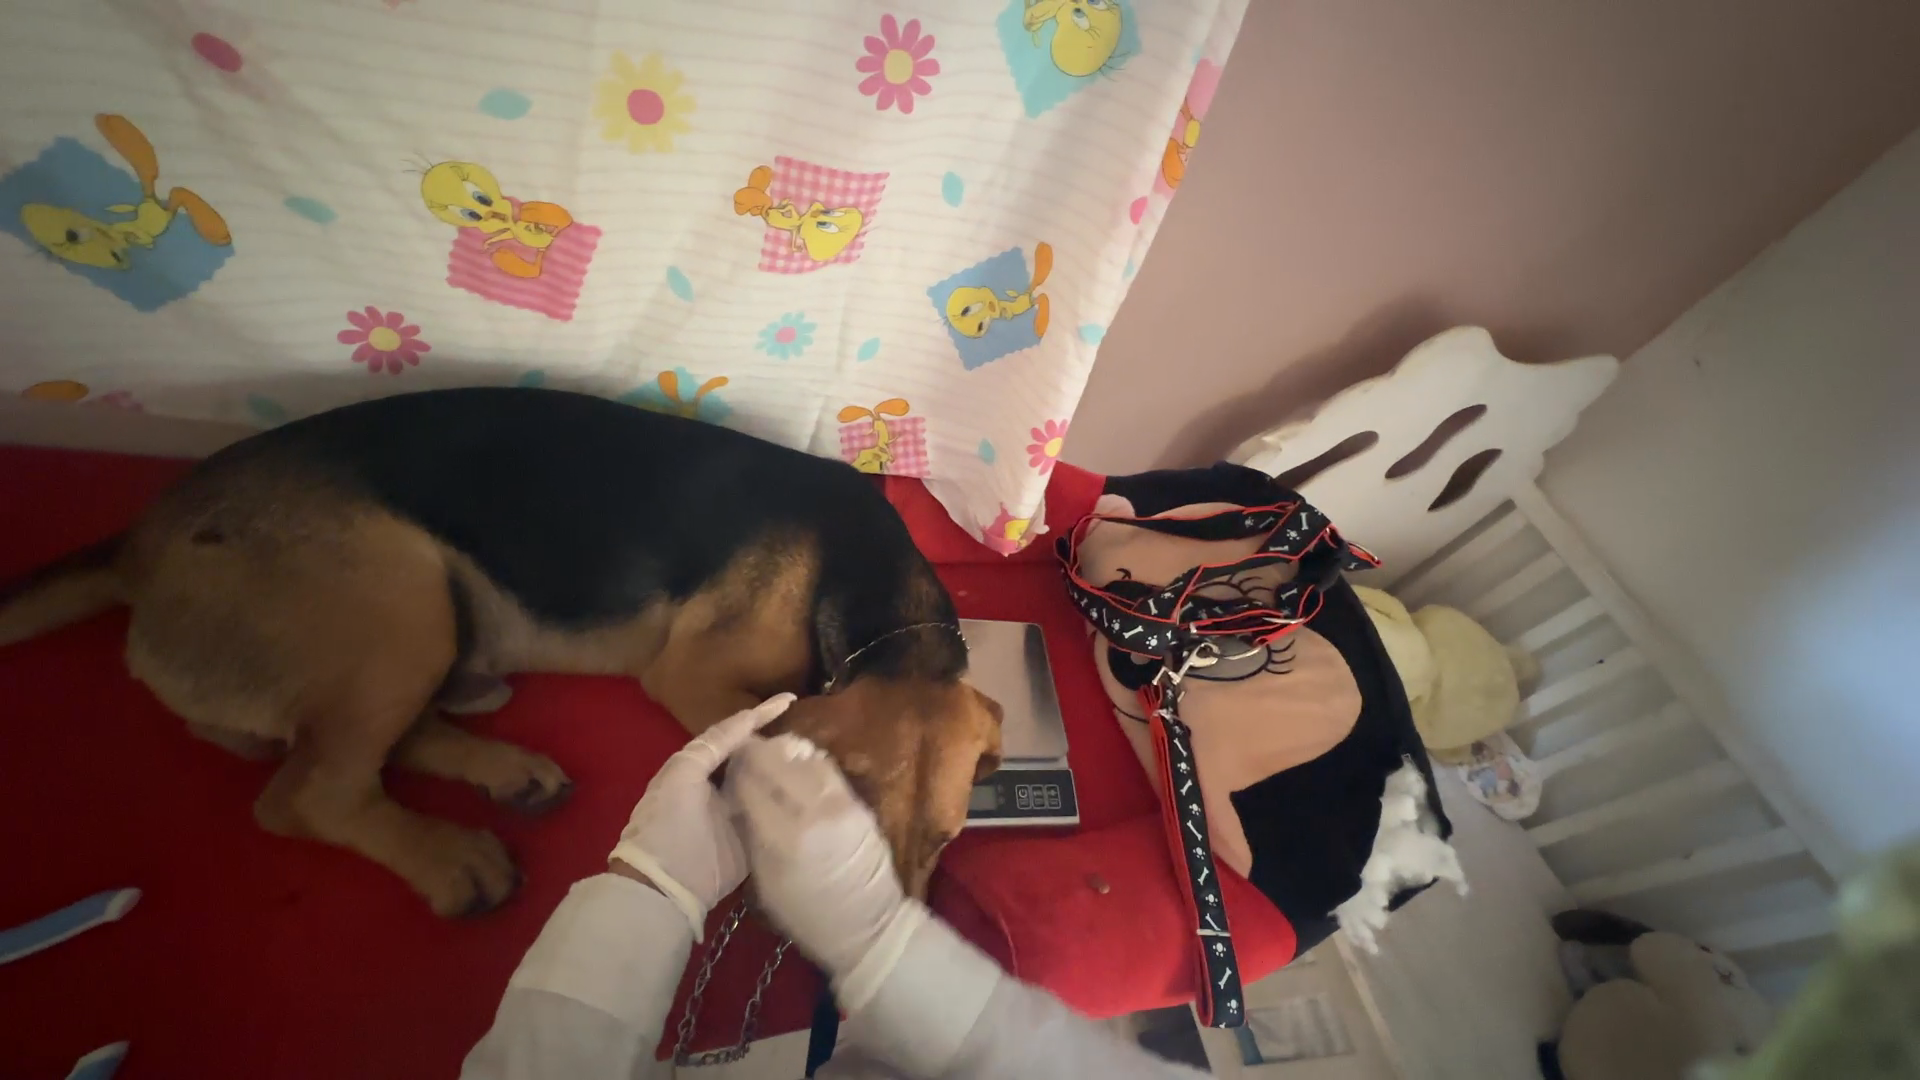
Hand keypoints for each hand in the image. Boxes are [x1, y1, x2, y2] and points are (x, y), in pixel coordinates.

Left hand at [609, 694, 794, 940]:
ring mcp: (741, 813)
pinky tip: (813, 788)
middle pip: (757, 757)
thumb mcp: (682, 772)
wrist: (664, 885)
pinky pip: (777, 814)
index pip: (737, 734)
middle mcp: (724, 786)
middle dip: (779, 743)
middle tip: (809, 731)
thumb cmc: (666, 822)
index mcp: (703, 767)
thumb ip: (713, 743)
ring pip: (770, 782)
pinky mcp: (755, 838)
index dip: (760, 715)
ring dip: (789, 770)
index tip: (790, 699)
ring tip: (817, 754)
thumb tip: (747, 718)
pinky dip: (792, 801)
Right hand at [727, 734, 923, 1010]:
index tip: (727, 767)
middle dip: (757, 753)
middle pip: (779, 765)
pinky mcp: (859, 802)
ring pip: (807, 760)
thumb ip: (753, 836)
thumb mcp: (767, 884)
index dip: (736, 774)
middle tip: (743, 750)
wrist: (869, 924)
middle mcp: (816, 813)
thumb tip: (739, 800)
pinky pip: (829, 770)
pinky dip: (808, 761)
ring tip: (768, 752)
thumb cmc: (809, 915)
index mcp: (788, 840)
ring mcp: (842, 804)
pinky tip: (795, 763)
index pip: (753, 788)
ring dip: (784, 752)